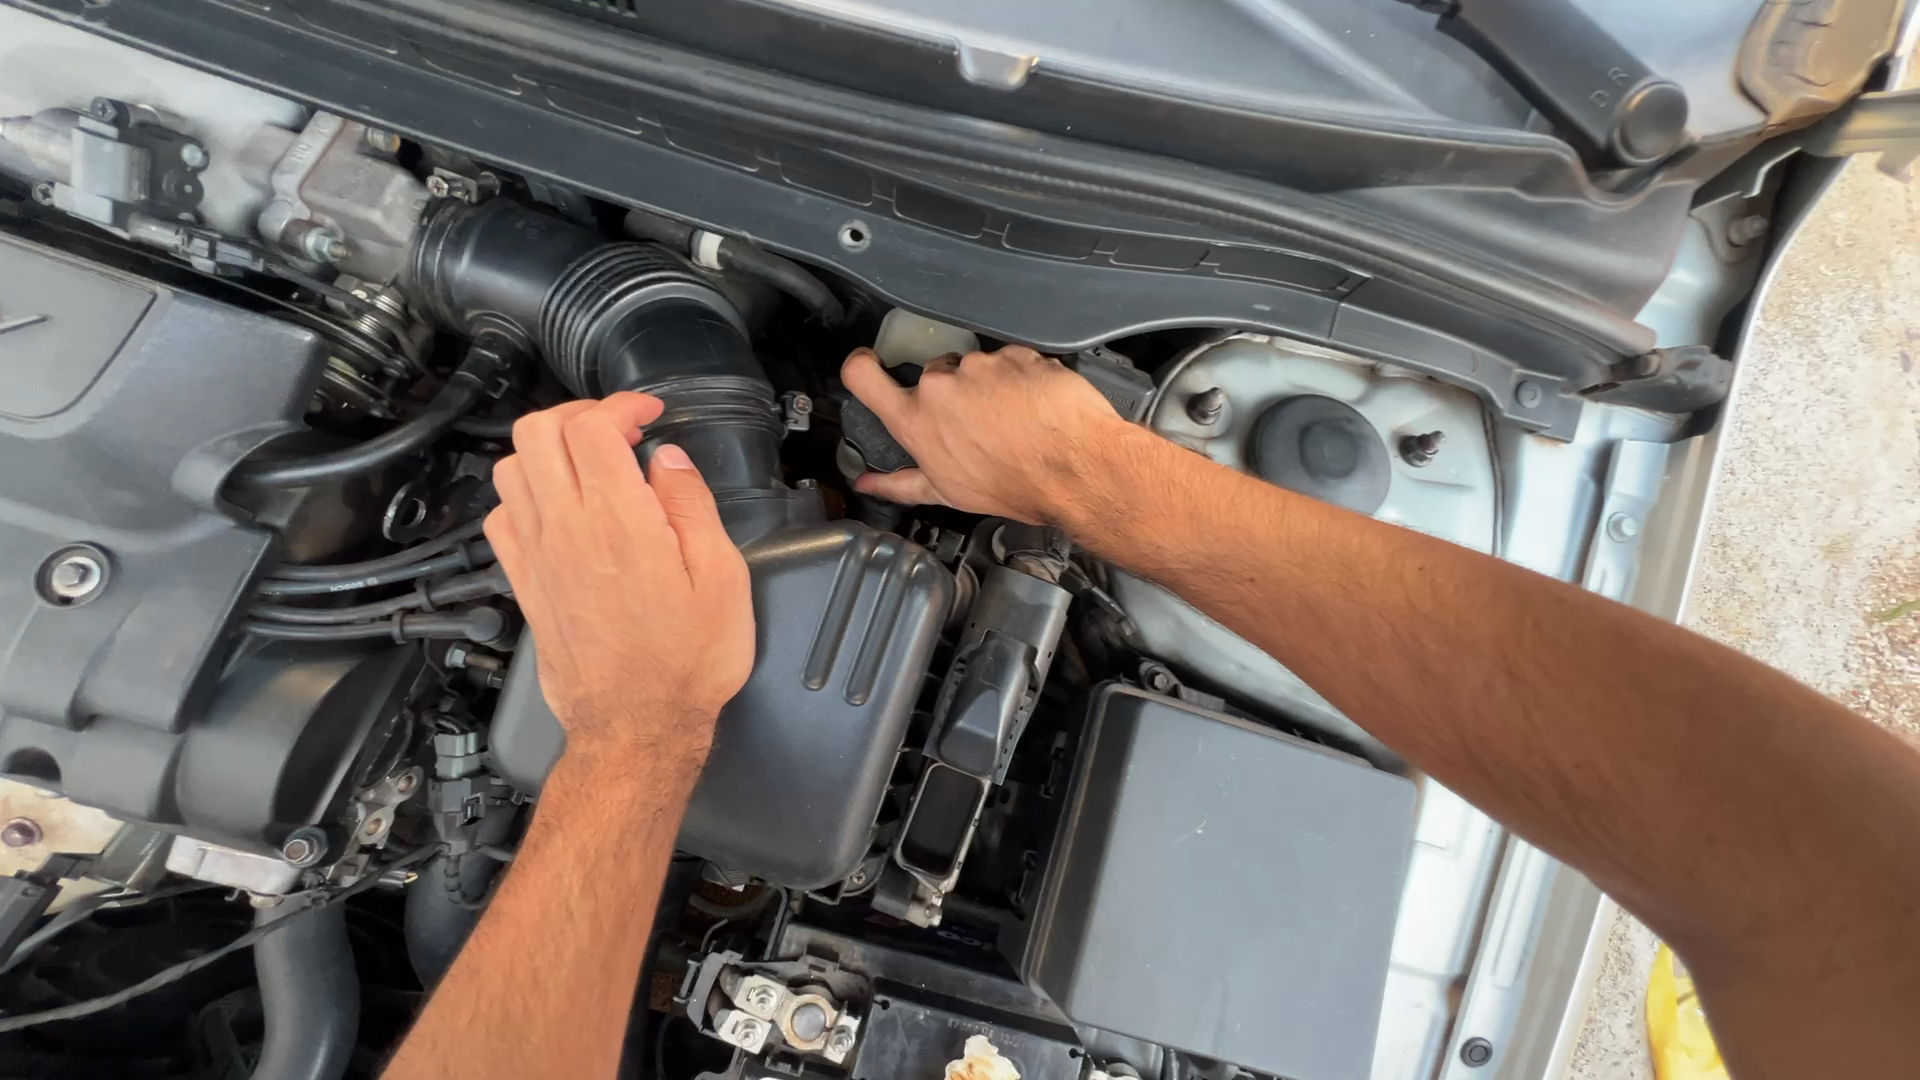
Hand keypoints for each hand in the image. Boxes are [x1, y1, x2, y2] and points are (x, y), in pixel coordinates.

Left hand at [484, 393, 754, 766]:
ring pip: (512, 467)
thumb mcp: (723, 577)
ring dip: (551, 447)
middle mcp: (568, 532)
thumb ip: (693, 507)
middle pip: (540, 433)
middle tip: (622, 429)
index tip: (650, 412)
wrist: (639, 724)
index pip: (594, 429)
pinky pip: (503, 515)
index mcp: (621, 524)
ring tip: (593, 460)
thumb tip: (669, 460)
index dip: (622, 405)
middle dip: (582, 414)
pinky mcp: (526, 583)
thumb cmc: (688, 660)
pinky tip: (563, 504)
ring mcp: (539, 557)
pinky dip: (528, 490)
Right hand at [840, 346, 1134, 524]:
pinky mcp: (1016, 354)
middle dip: (951, 394)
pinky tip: (1032, 408)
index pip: (863, 375)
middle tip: (975, 424)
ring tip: (1012, 421)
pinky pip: (1009, 361)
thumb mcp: (948, 493)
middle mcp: (942, 386)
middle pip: (932, 375)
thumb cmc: (1014, 485)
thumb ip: (900, 483)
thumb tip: (870, 483)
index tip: (868, 366)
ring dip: (988, 387)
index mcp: (917, 421)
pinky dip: (1019, 380)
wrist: (1075, 468)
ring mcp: (981, 366)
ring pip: (974, 368)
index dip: (861, 366)